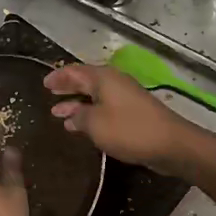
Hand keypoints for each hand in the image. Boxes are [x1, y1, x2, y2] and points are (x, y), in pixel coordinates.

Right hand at [43, 62, 198, 174]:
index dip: (58, 77)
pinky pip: (105, 106)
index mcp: (103, 78)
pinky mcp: (133, 111)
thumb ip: (78, 116)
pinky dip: (91, 112)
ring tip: (60, 113)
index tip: (44, 83)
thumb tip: (68, 112)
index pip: (74, 71)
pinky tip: (82, 125)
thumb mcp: (95, 124)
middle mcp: (114, 82)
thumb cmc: (129, 130)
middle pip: (85, 81)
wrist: (170, 144)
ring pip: (95, 95)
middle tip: (50, 93)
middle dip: (67, 88)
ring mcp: (125, 96)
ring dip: (78, 103)